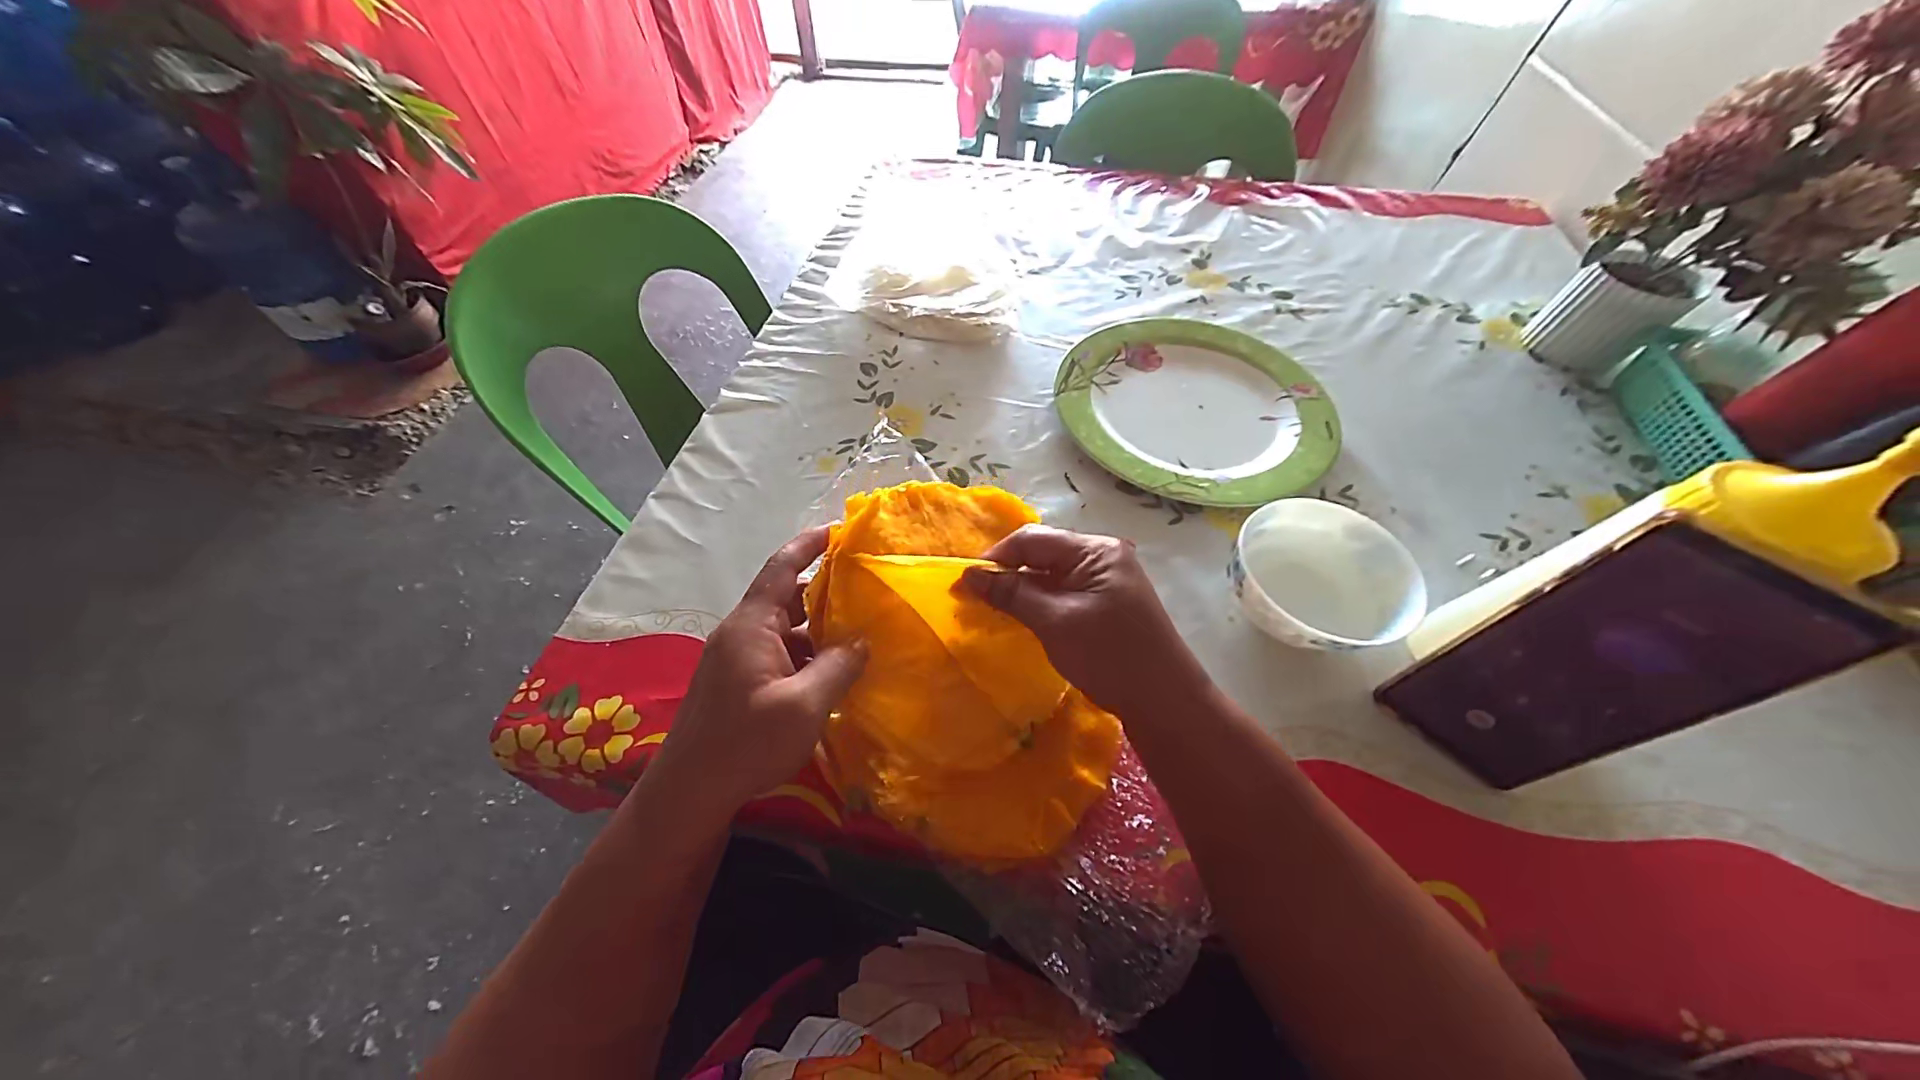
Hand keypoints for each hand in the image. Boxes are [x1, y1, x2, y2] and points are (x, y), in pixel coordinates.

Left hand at [648, 527, 867, 815]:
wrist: (689, 793)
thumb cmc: (745, 743)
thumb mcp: (804, 706)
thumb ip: (839, 667)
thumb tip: (863, 641)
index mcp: (751, 626)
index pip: (781, 568)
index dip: (809, 544)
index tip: (838, 530)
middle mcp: (742, 634)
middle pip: (788, 598)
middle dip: (826, 592)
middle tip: (868, 591)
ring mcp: (738, 659)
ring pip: (787, 630)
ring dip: (820, 631)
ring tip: (861, 636)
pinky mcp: (739, 683)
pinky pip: (779, 655)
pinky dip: (807, 657)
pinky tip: (833, 675)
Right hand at [960, 525, 1212, 718]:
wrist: (1164, 703)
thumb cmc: (1110, 657)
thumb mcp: (1055, 622)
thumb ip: (1012, 594)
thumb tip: (969, 575)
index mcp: (1096, 550)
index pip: (1033, 539)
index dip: (996, 558)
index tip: (964, 584)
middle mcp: (1102, 556)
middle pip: (1041, 553)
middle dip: (1006, 573)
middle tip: (973, 599)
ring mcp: (1106, 580)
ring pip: (1050, 574)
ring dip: (1021, 590)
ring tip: (991, 610)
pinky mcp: (1105, 602)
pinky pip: (1062, 592)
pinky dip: (1039, 603)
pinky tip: (1021, 619)